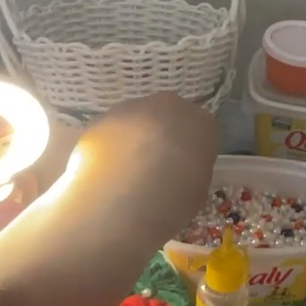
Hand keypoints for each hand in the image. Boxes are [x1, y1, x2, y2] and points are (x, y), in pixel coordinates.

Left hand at [65, 92, 217, 232]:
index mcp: (202, 123)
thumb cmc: (171, 200)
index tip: (189, 172)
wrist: (120, 199)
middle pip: (170, 118)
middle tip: (159, 171)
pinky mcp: (100, 120)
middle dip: (166, 138)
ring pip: (138, 122)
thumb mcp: (197, 194)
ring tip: (128, 176)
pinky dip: (112, 148)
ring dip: (136, 141)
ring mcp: (130, 108)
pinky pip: (112, 133)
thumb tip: (180, 175)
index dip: (196, 152)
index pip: (205, 131)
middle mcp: (168, 106)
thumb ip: (192, 174)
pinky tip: (108, 174)